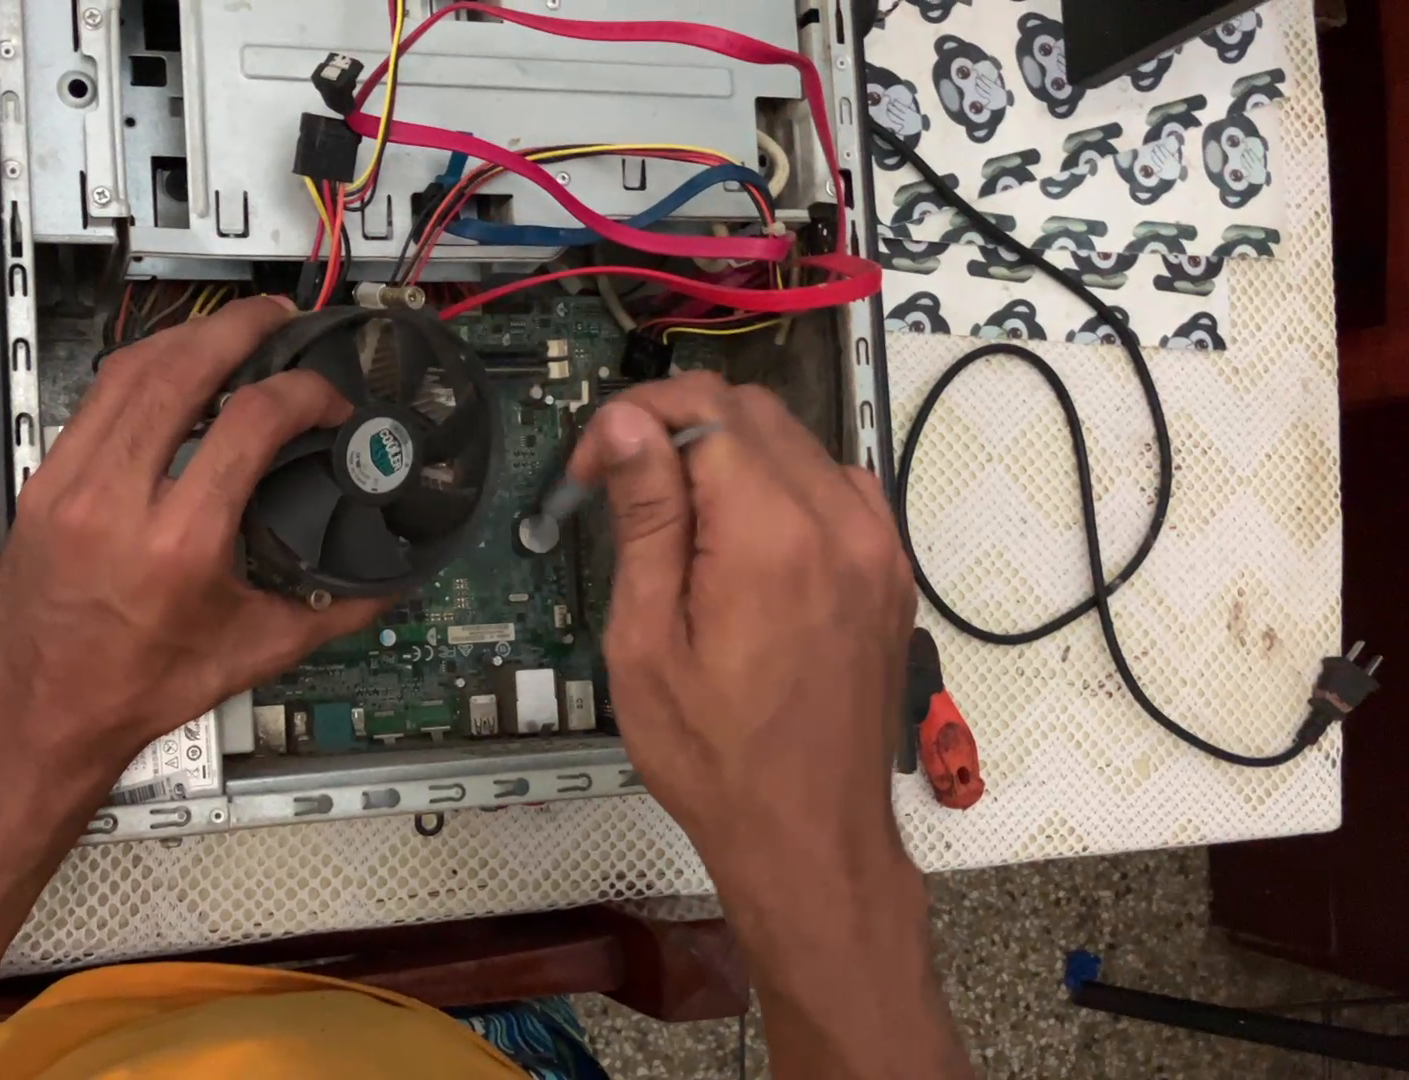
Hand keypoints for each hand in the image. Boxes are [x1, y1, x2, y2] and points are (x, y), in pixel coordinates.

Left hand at [0, 296, 383, 767]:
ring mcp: (70, 483)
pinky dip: (143, 369)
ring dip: (189, 337)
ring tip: (232, 331)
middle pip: (182, 371)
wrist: (45, 711)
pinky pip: (95, 399)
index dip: (302, 394)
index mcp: (182, 542)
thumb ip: (337, 611)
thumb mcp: (259, 650)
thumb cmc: (150, 686)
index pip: (249, 423)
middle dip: (240, 328)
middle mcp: (118, 499)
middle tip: (281, 316)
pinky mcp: (43, 482)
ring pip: (130, 371)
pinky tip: (174, 372)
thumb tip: (392, 583)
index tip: (328, 402)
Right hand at [567, 372, 916, 889]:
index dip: (634, 421)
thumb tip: (626, 423)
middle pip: (748, 411)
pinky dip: (772, 480)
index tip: (592, 470)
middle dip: (671, 425)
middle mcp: (839, 521)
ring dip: (719, 450)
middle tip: (622, 486)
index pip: (702, 411)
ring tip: (673, 514)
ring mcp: (876, 543)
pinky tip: (739, 534)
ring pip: (791, 439)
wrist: (808, 835)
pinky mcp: (886, 568)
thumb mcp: (646, 638)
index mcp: (770, 537)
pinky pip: (830, 481)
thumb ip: (646, 518)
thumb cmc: (708, 752)